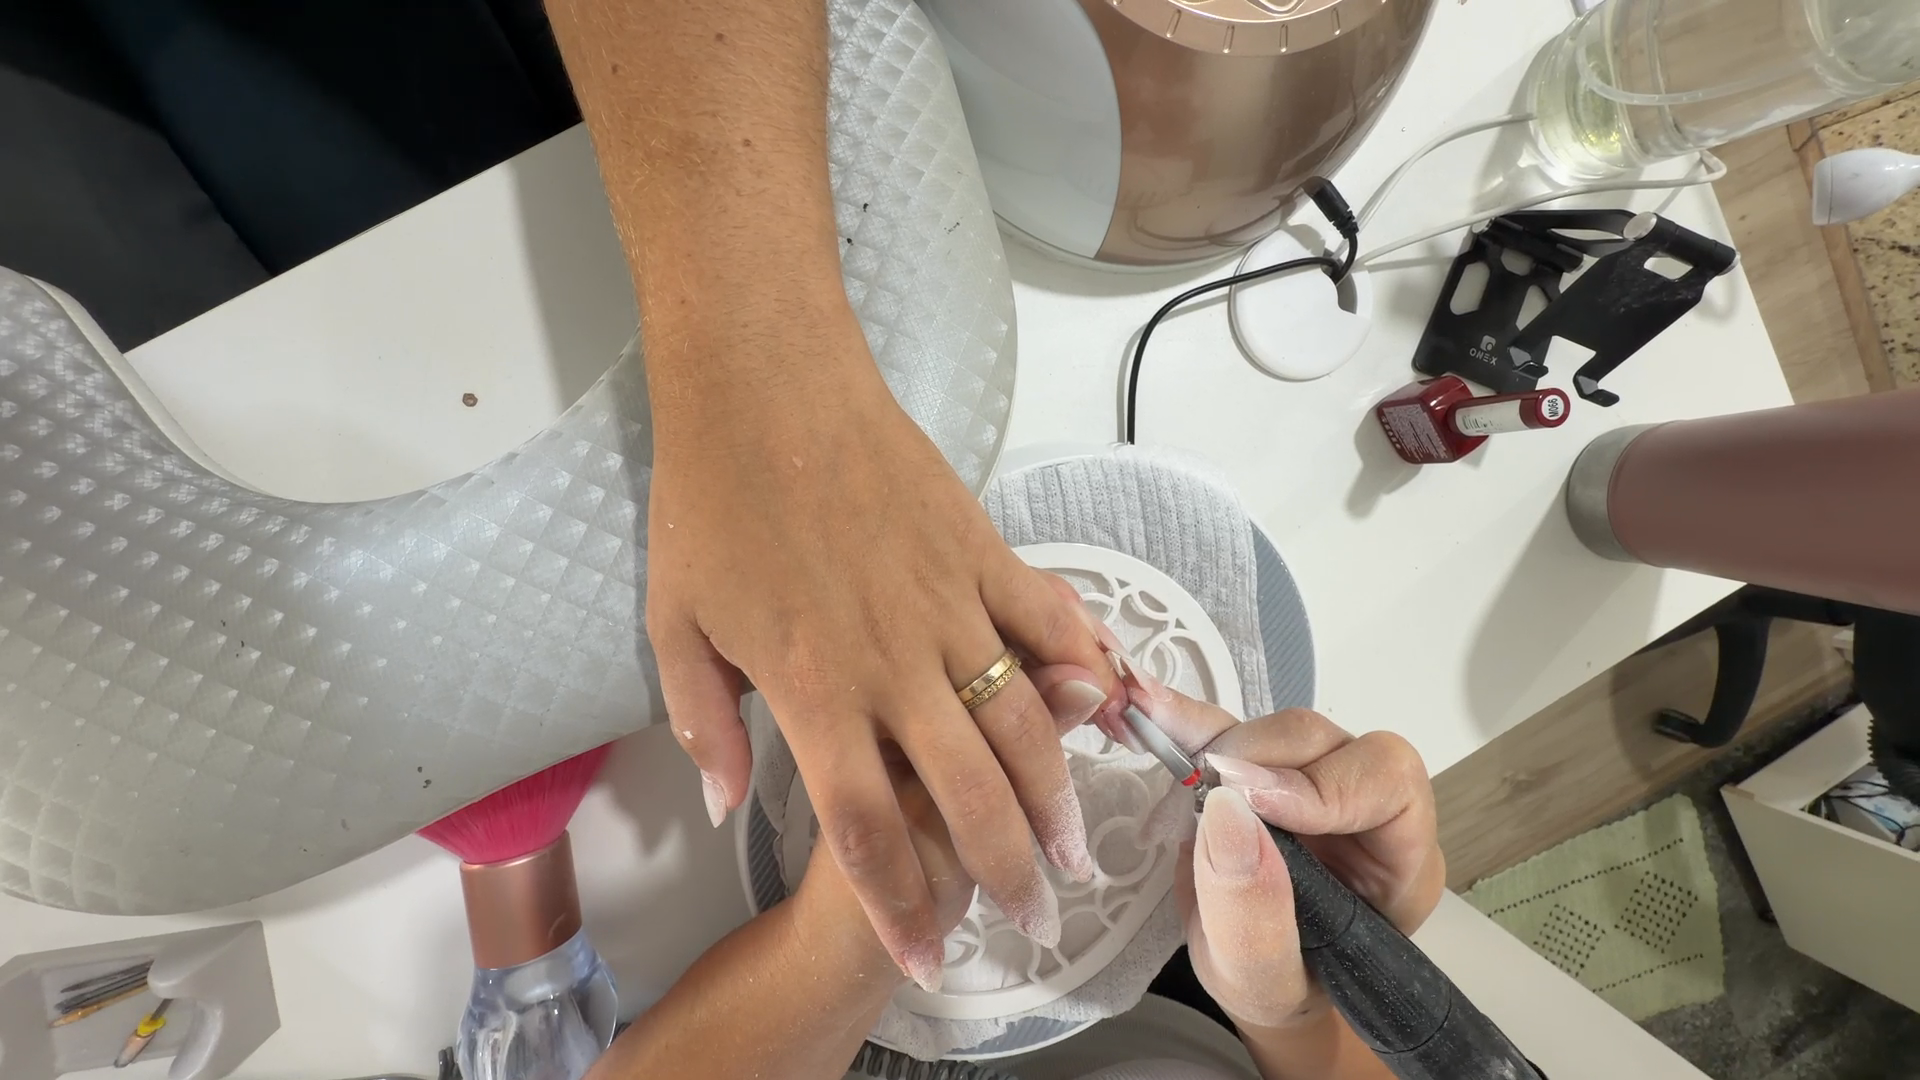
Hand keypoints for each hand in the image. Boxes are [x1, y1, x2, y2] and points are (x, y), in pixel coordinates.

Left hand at [645, 305, 1123, 990]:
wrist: (768, 390)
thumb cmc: (714, 501)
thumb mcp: (675, 623)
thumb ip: (705, 721)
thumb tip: (724, 802)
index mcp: (815, 691)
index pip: (869, 828)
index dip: (901, 903)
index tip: (930, 954)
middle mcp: (895, 664)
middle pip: (968, 793)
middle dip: (1003, 870)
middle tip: (1034, 918)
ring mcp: (950, 604)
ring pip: (1024, 719)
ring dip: (1056, 792)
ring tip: (1076, 844)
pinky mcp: (982, 551)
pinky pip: (1047, 618)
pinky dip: (1085, 663)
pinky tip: (1110, 700)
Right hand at [1138, 688, 1443, 1031]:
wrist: (1253, 971)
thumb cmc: (1276, 984)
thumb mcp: (1263, 980)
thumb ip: (1251, 914)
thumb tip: (1227, 812)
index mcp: (1394, 858)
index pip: (1388, 781)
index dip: (1322, 782)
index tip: (1253, 802)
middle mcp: (1359, 804)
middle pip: (1325, 740)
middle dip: (1257, 757)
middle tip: (1202, 794)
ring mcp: (1305, 776)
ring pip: (1275, 727)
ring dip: (1218, 744)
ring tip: (1179, 784)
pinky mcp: (1254, 763)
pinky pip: (1222, 725)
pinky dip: (1182, 719)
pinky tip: (1145, 707)